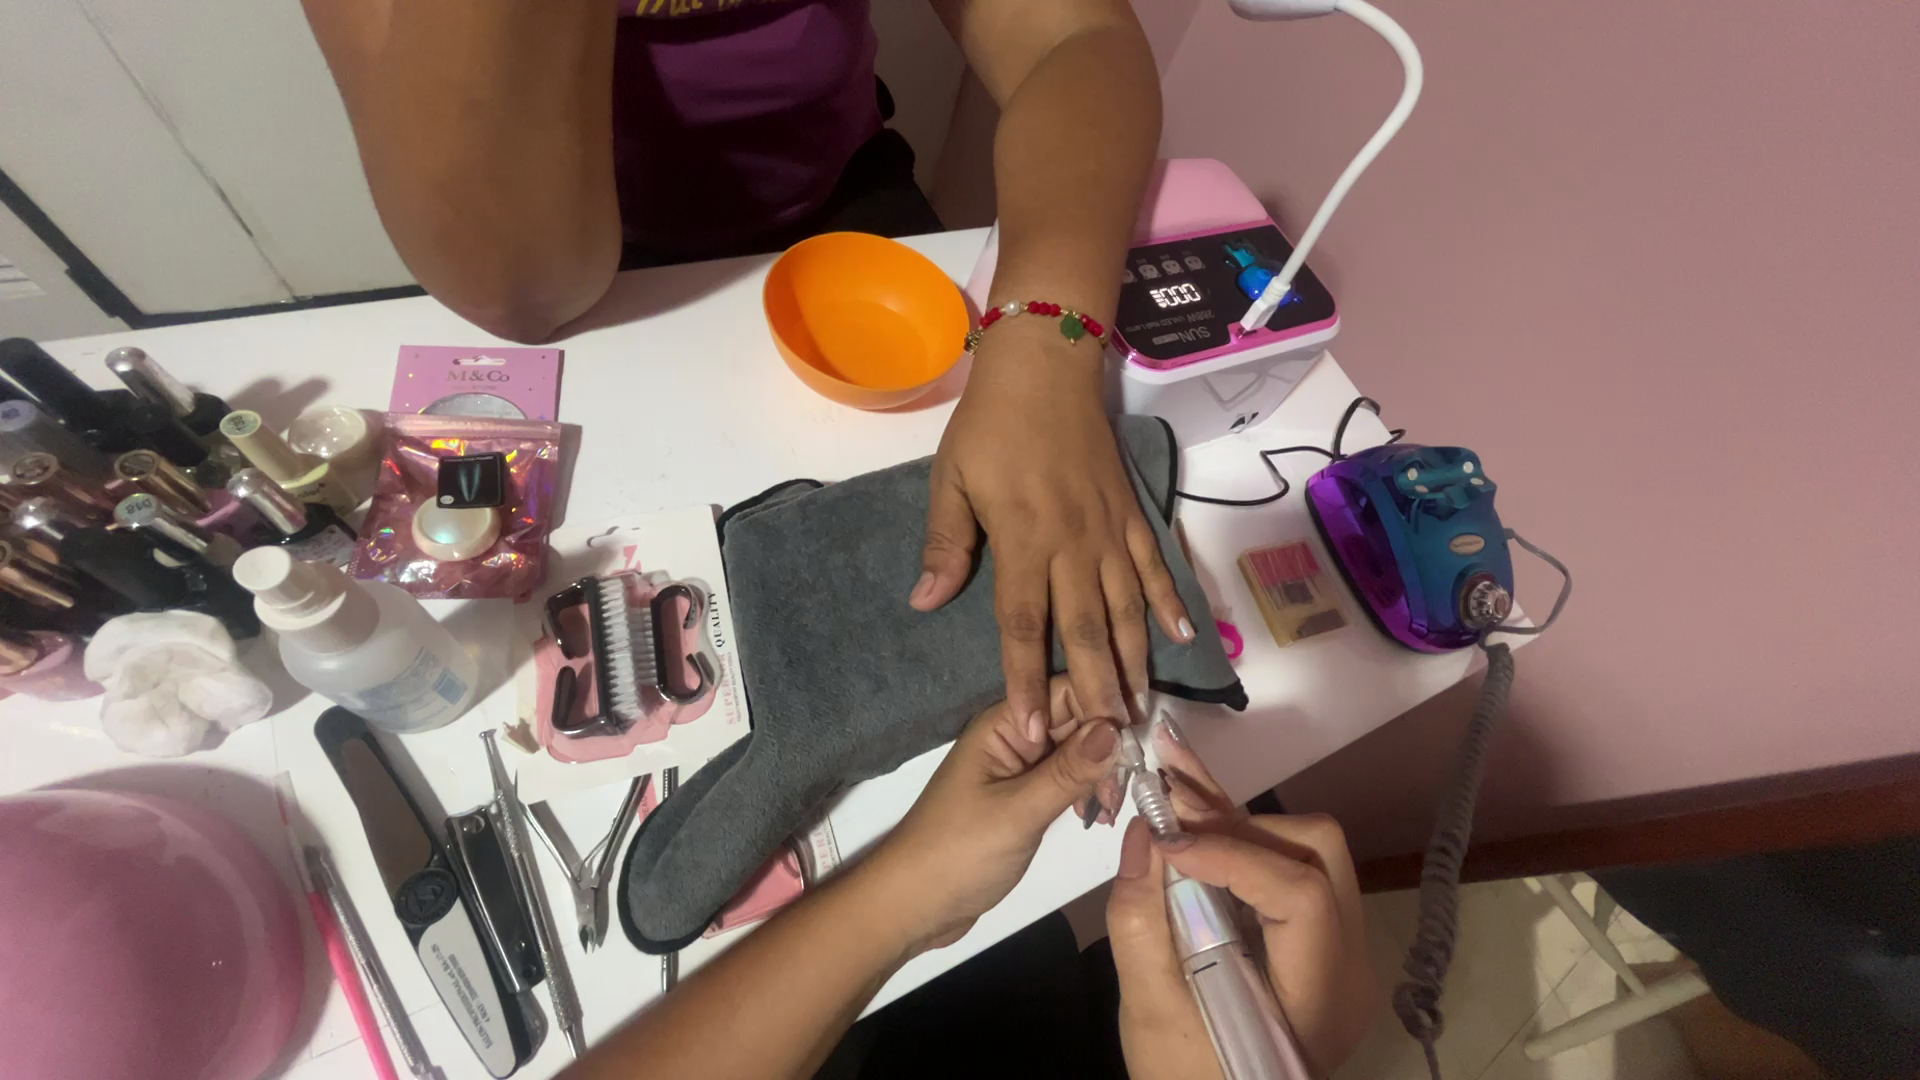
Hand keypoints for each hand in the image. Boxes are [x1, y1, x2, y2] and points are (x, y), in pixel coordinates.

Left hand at [862, 678, 1120, 951]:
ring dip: (1100, 770)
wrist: (914, 904)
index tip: (1142, 739)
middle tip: (1139, 781)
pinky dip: (1086, 790)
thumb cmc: (958, 852)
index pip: (1065, 691)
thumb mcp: (1018, 811)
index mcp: (1005, 723)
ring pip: (1074, 750)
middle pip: (1074, 718)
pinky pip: (1064, 778)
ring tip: (1120, 804)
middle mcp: (1014, 735)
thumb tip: (1117, 727)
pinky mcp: (1023, 795)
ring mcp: (1019, 766)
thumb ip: (1068, 770)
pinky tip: (1101, 813)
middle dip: (1109, 743)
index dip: (1105, 706)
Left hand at [912, 317, 1193, 742]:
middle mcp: (1072, 545)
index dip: (1026, 679)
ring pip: (1126, 606)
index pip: (1022, 625)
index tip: (1033, 729)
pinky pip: (1154, 565)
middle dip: (1094, 686)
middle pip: (1084, 628)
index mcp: (1022, 541)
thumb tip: (926, 602)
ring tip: (1144, 705)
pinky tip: (1181, 637)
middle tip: (1110, 738)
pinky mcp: (1133, 512)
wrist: (1045, 367)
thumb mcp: (951, 480)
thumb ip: (945, 543)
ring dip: (1135, 659)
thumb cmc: (989, 425)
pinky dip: (1167, 602)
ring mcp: (1110, 530)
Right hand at [1106, 720, 1377, 1077]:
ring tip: (1168, 786)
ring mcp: (1335, 936)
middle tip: (1167, 810)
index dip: (1230, 855)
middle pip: (1313, 850)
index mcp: (1324, 992)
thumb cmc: (1188, 1078)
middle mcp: (1348, 955)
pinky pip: (1277, 856)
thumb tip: (1142, 829)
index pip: (1300, 893)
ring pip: (1296, 841)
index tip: (1163, 843)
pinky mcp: (1307, 924)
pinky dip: (1228, 827)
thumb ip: (1140, 922)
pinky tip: (1183, 791)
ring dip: (1228, 816)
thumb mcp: (1151, 1012)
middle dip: (1235, 825)